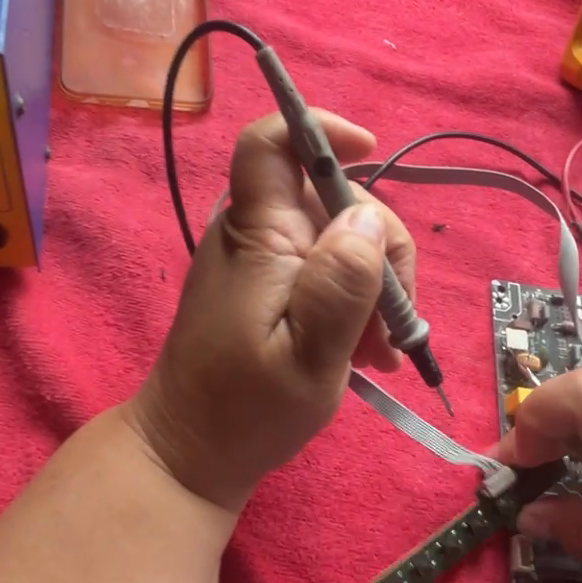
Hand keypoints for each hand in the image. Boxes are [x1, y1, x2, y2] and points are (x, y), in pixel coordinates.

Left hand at [127, 110, 417, 510]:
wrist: (190, 452)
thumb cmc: (245, 410)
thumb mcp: (308, 357)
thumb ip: (340, 285)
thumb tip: (368, 218)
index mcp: (257, 234)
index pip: (270, 142)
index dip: (320, 130)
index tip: (370, 152)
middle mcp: (254, 233)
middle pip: (330, 196)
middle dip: (377, 250)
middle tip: (391, 326)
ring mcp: (261, 260)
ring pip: (337, 237)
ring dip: (371, 287)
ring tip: (378, 353)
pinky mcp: (267, 287)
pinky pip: (323, 269)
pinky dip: (352, 302)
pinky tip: (366, 353)